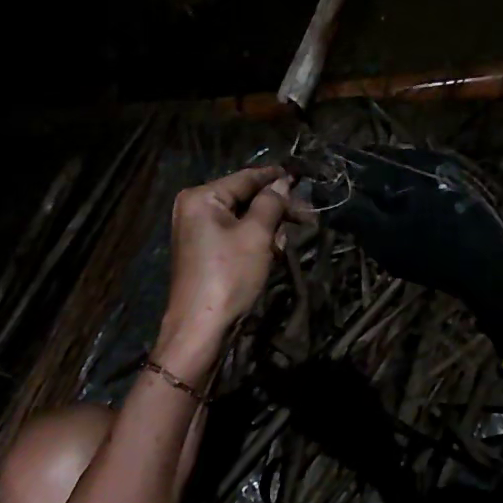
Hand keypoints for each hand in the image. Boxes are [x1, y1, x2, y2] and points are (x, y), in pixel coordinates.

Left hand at [156, 164, 295, 371]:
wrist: (202, 327)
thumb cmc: (229, 275)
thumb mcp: (256, 234)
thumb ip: (271, 203)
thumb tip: (283, 182)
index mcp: (201, 197)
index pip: (246, 178)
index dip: (276, 177)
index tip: (304, 176)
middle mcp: (196, 209)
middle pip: (245, 199)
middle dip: (276, 210)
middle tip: (307, 218)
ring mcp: (199, 233)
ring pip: (244, 220)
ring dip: (269, 230)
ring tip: (284, 246)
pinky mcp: (206, 255)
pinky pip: (236, 238)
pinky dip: (256, 243)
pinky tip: (273, 255)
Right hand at [312, 144, 502, 360]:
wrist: (493, 268)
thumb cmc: (432, 255)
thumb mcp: (383, 238)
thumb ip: (349, 211)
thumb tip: (316, 191)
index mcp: (404, 167)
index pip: (355, 158)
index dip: (332, 168)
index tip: (315, 177)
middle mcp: (424, 158)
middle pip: (377, 160)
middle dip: (356, 177)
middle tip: (342, 200)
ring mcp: (445, 169)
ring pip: (399, 169)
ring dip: (379, 184)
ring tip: (370, 209)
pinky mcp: (458, 183)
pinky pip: (418, 178)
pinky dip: (401, 190)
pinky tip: (401, 212)